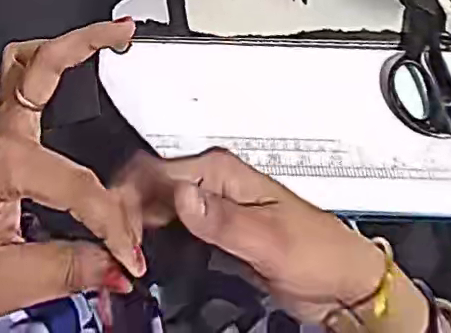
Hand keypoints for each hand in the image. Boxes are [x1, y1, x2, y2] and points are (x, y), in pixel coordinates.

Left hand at [0, 20, 146, 324]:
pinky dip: (40, 62)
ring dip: (63, 43)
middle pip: (45, 62)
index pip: (79, 186)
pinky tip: (62, 69)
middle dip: (90, 40)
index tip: (126, 251)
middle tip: (123, 32)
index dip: (110, 223)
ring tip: (98, 38)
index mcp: (6, 163)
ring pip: (25, 58)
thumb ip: (72, 268)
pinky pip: (13, 77)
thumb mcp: (12, 283)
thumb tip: (118, 263)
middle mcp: (2, 133)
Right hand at [114, 149, 402, 324]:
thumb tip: (181, 195)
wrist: (341, 280)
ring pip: (153, 203)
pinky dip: (147, 238)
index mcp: (221, 171)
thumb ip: (221, 218)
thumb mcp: (269, 239)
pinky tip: (140, 258)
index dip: (127, 201)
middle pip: (148, 184)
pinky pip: (166, 224)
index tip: (114, 233)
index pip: (155, 173)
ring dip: (131, 225)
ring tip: (118, 256)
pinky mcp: (212, 228)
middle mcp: (212, 180)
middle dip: (122, 212)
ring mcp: (210, 204)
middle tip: (109, 250)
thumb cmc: (318, 251)